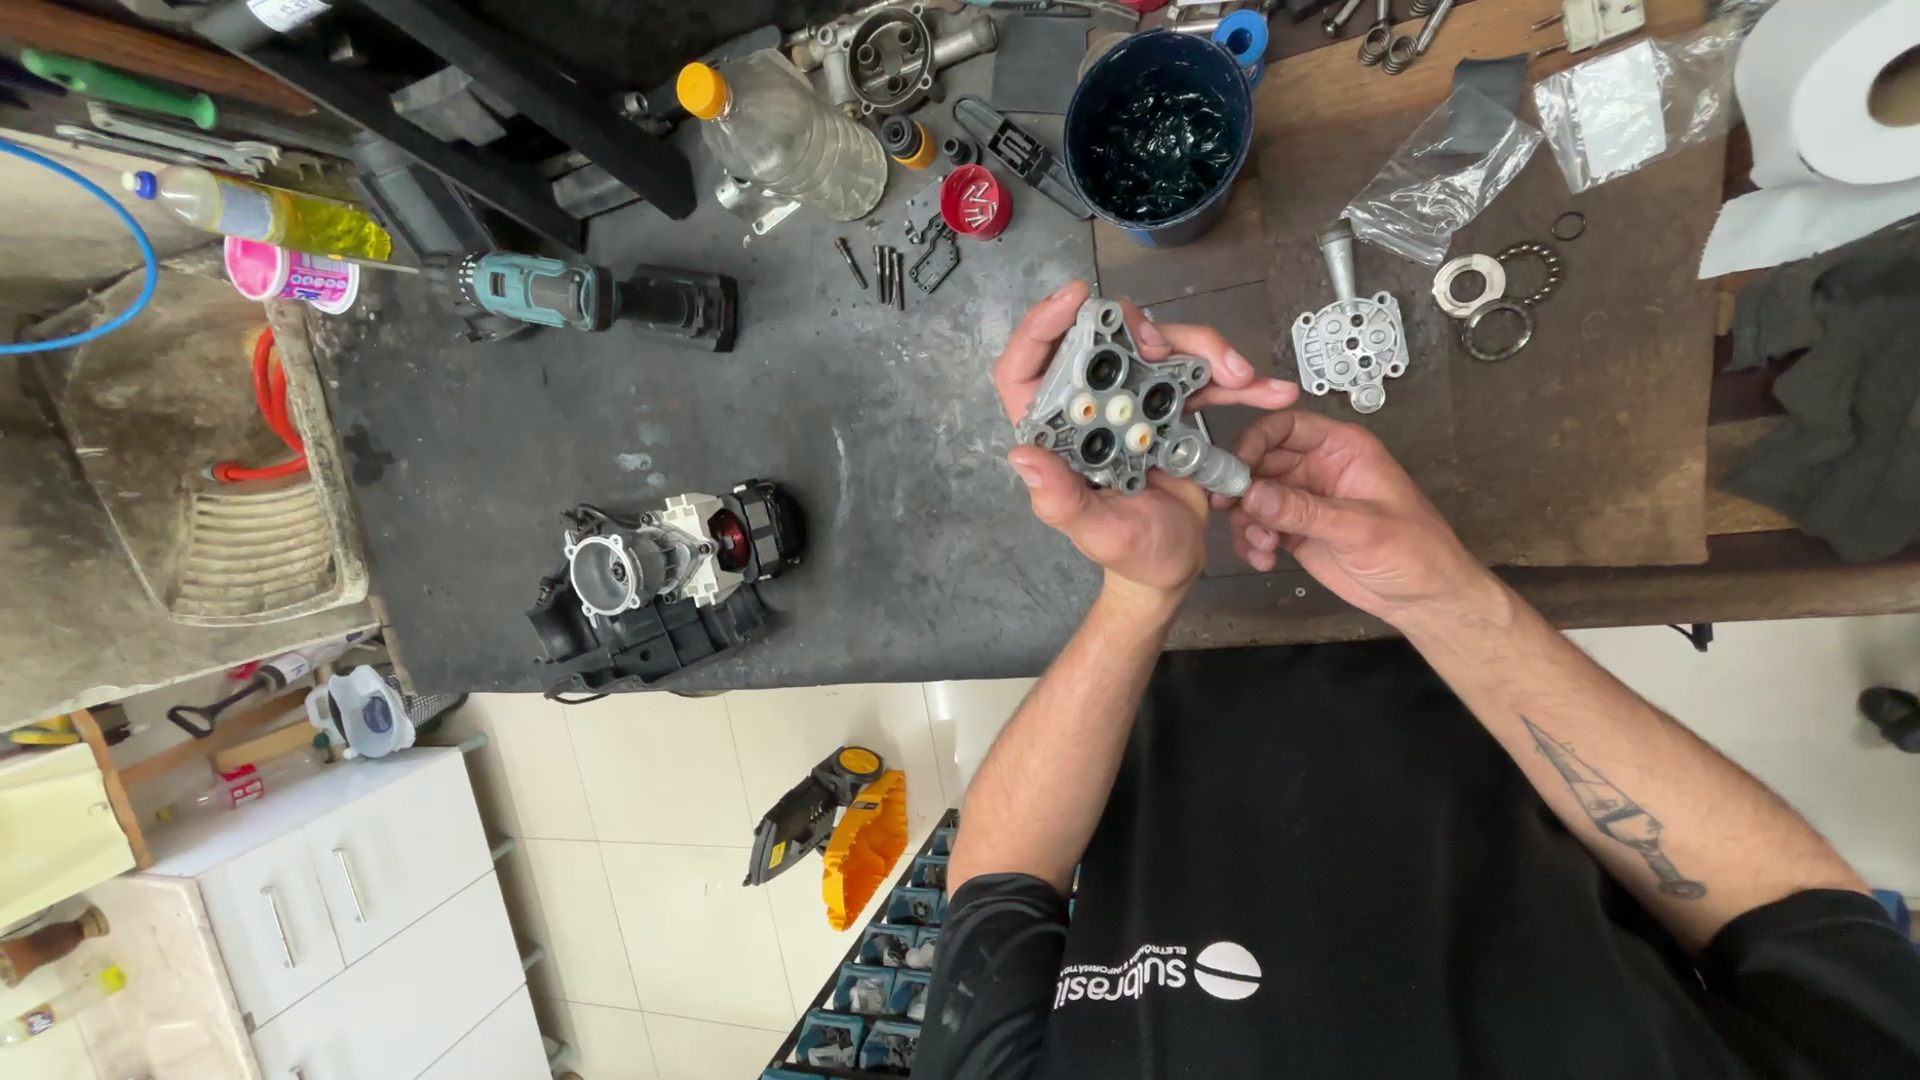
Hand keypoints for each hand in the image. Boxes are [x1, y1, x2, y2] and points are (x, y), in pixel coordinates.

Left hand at [996, 280, 1298, 604]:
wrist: (1173, 564)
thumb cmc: (1125, 551)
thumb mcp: (1092, 529)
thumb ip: (1058, 497)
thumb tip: (1020, 454)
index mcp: (1055, 432)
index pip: (1026, 369)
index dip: (1041, 327)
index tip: (1074, 298)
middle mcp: (1088, 408)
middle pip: (1102, 342)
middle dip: (1138, 329)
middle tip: (1166, 346)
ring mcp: (1131, 403)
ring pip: (1158, 348)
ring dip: (1202, 348)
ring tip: (1239, 372)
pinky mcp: (1171, 408)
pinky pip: (1201, 378)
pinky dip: (1236, 380)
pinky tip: (1269, 389)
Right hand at [1226, 409, 1499, 626]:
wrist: (1423, 599)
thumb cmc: (1414, 551)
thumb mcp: (1359, 527)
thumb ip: (1302, 510)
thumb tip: (1251, 494)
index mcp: (1341, 449)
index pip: (1287, 427)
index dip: (1255, 440)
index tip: (1235, 468)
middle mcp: (1316, 469)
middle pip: (1260, 461)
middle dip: (1241, 487)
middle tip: (1228, 510)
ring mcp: (1302, 501)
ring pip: (1253, 497)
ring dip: (1246, 521)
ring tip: (1261, 545)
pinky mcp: (1292, 531)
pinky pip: (1257, 526)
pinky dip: (1251, 542)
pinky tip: (1263, 559)